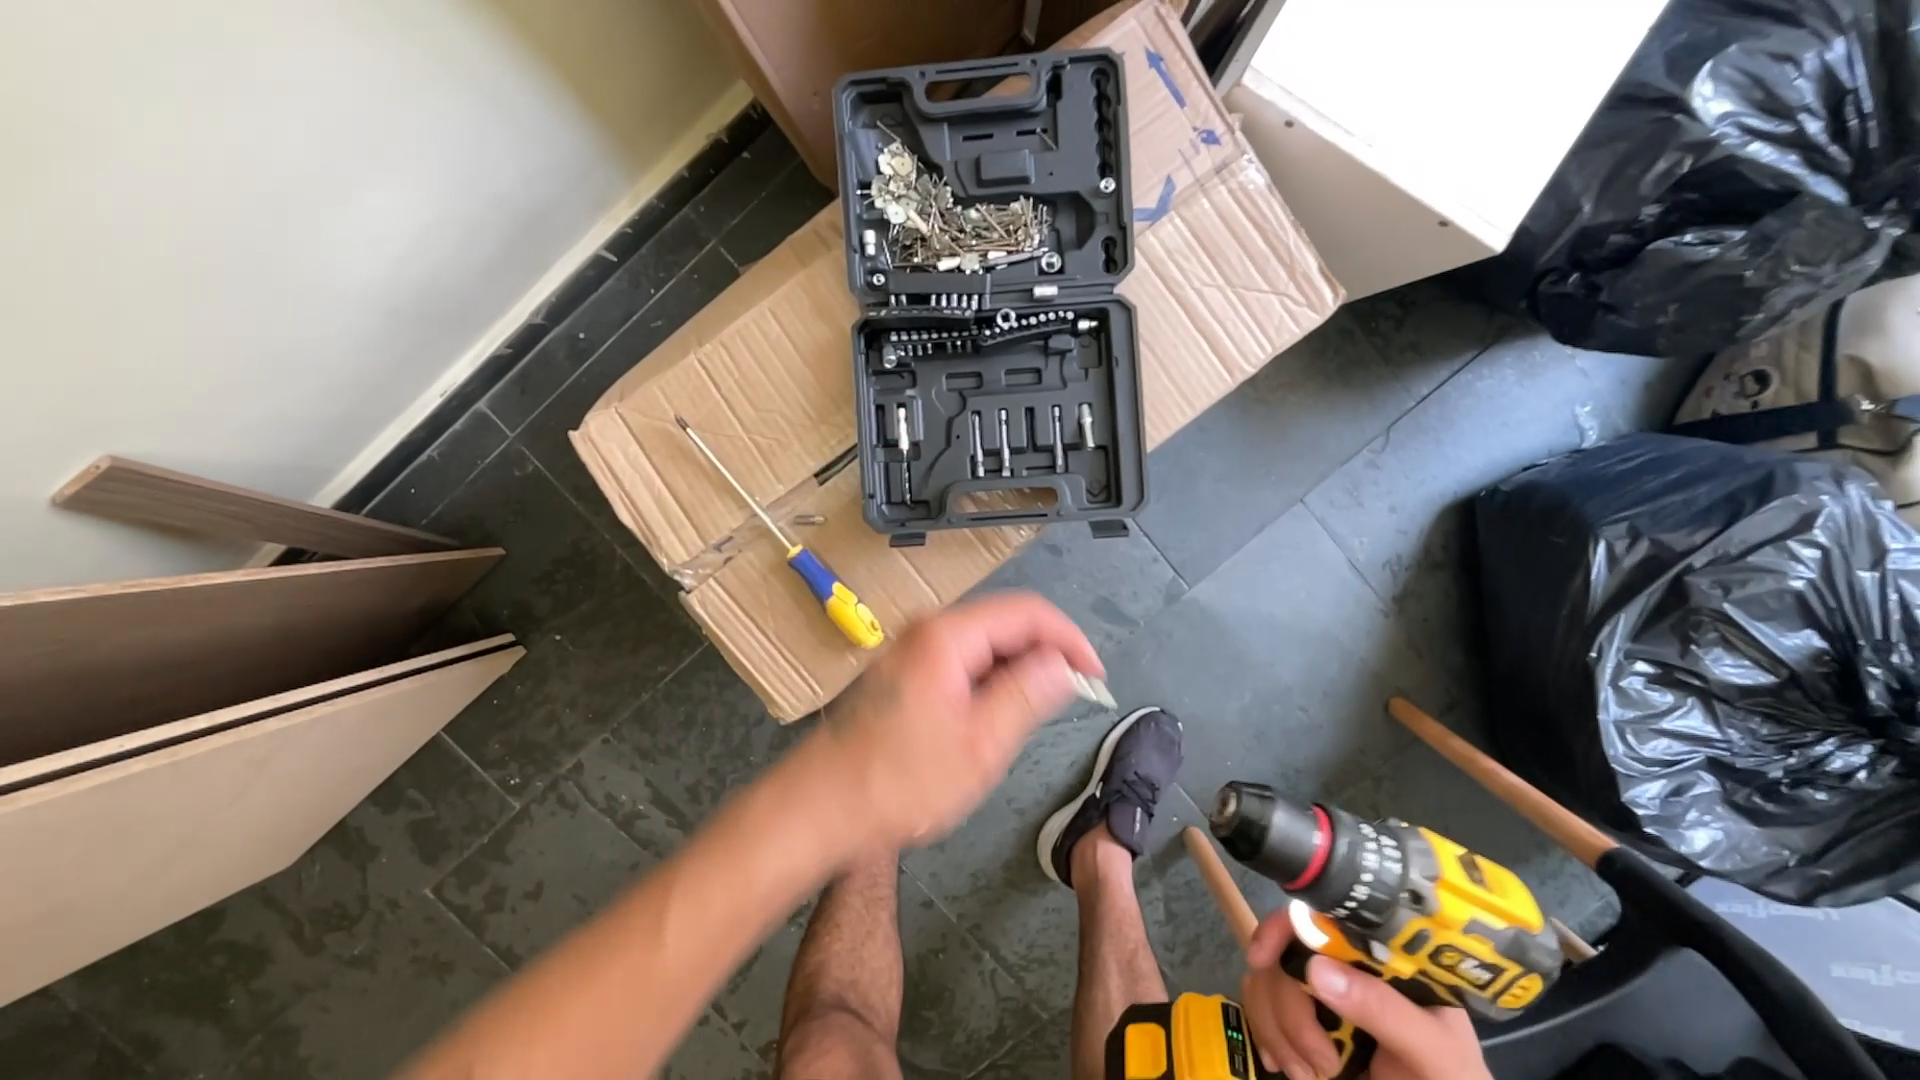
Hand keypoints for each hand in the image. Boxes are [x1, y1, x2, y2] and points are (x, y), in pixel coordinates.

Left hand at [805, 591, 1102, 852]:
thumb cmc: (895, 784)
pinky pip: (959, 663)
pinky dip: (987, 683)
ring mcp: (909, 651)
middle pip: (1003, 624)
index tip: (1094, 674)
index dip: (1069, 639)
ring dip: (1016, 671)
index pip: (1027, 612)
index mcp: (946, 637)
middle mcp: (925, 632)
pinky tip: (993, 719)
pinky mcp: (902, 674)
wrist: (818, 808)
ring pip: (982, 646)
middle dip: (1044, 655)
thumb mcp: (979, 746)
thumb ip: (1026, 695)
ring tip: (1034, 715)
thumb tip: (1061, 664)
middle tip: (1072, 696)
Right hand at [1240, 911, 1490, 1079]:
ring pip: (1265, 980)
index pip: (1326, 918)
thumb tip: (1317, 967)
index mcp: (1384, 959)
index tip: (1263, 956)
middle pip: (1285, 953)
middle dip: (1289, 1010)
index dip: (1286, 926)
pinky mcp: (1302, 1020)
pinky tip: (1288, 1065)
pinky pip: (1260, 1007)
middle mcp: (1347, 966)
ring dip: (1277, 1031)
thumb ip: (1385, 1011)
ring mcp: (1321, 993)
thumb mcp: (1432, 1053)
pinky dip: (1267, 1037)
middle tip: (1319, 1061)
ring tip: (1309, 1074)